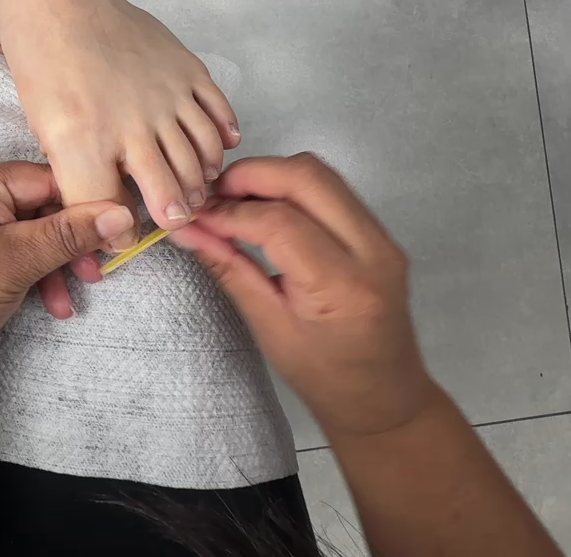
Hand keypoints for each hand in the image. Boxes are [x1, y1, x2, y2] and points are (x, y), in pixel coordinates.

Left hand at [0, 0, 239, 240]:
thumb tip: (101, 204)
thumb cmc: (40, 58)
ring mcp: (164, 96)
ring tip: (197, 191)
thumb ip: (73, 169)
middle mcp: (131, 125)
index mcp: (83, 142)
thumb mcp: (41, 124)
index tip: (125, 235)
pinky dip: (223, 137)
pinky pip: (217, 113)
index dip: (118, 234)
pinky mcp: (185, 69)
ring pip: (200, 157)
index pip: (110, 210)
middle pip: (170, 190)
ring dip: (201, 181)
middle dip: (175, 212)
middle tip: (176, 218)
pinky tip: (221, 148)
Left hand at [0, 161, 134, 363]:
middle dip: (71, 242)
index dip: (86, 204)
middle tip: (96, 272)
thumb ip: (71, 234)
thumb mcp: (19, 260)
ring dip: (58, 263)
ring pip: (36, 230)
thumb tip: (123, 214)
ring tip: (76, 295)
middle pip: (44, 205)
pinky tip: (55, 303)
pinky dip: (39, 271)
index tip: (120, 232)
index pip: (47, 179)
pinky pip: (20, 246)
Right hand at [169, 154, 438, 438]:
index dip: (230, 212)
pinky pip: (328, 187)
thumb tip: (184, 229)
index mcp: (344, 287)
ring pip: (318, 173)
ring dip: (269, 175)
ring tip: (234, 200)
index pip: (279, 223)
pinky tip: (262, 207)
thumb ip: (227, 268)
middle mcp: (372, 251)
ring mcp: (381, 237)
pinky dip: (287, 185)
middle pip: (305, 177)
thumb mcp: (267, 326)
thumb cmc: (324, 375)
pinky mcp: (377, 231)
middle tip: (213, 196)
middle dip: (250, 175)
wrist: (387, 397)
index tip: (195, 215)